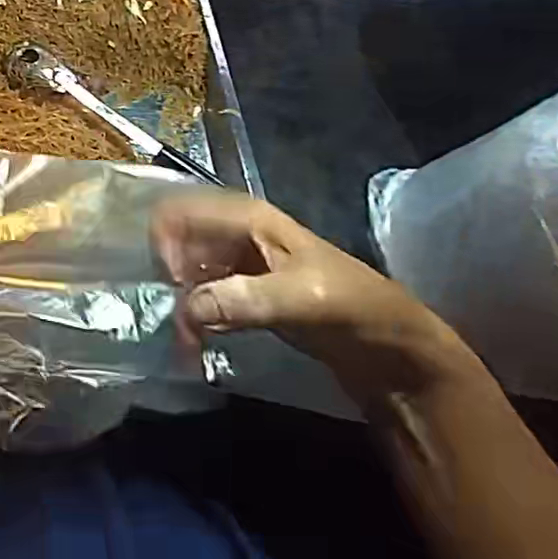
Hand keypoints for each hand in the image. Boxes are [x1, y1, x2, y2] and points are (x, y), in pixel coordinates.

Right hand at [152, 196, 471, 403]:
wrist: (393, 349)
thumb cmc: (352, 307)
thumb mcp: (301, 300)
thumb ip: (244, 299)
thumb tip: (187, 308)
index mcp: (247, 216)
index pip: (182, 210)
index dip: (164, 240)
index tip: (168, 284)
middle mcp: (236, 232)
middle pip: (179, 240)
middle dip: (169, 277)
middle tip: (177, 322)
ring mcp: (239, 262)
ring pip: (188, 269)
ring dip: (180, 302)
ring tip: (186, 341)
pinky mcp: (244, 292)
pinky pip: (202, 294)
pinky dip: (194, 315)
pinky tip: (197, 342)